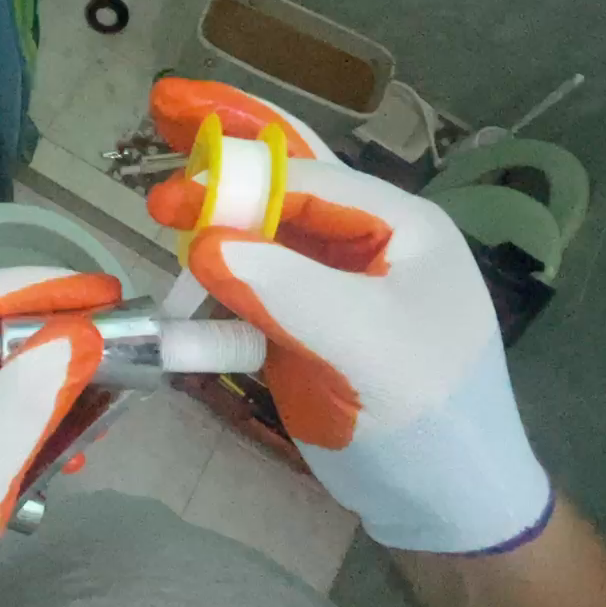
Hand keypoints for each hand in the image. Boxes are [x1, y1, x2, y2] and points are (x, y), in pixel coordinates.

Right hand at [147, 79, 550, 553]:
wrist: (442, 503)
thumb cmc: (426, 418)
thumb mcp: (366, 347)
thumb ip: (287, 289)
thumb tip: (202, 243)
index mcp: (399, 227)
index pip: (308, 182)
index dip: (237, 181)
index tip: (170, 199)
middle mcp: (362, 241)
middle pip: (285, 176)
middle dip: (226, 143)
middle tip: (163, 103)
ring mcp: (328, 282)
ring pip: (258, 231)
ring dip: (211, 214)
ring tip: (163, 198)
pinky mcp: (301, 320)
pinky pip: (249, 285)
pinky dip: (214, 282)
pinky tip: (186, 279)